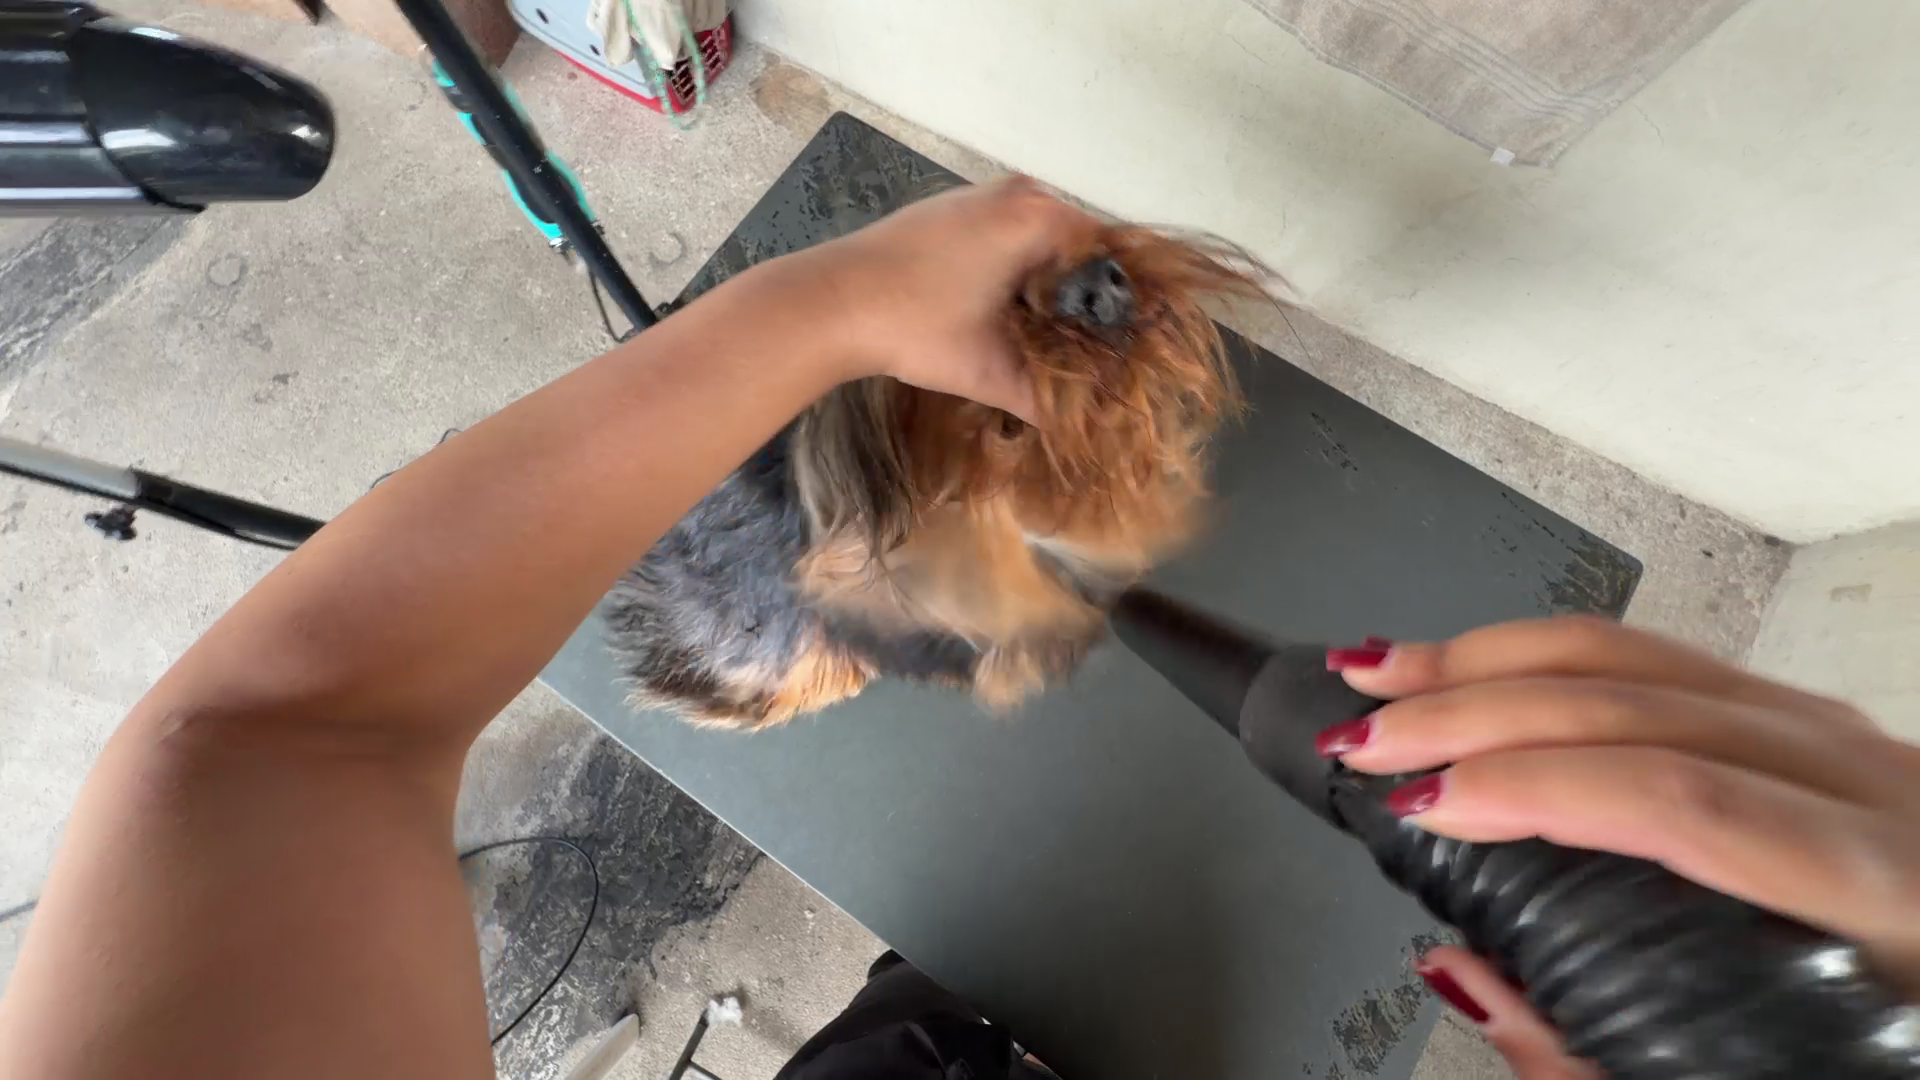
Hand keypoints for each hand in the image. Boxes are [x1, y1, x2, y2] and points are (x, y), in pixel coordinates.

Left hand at [786, 176, 1098, 422]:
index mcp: (1039, 217)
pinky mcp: (951, 212)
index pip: (1109, 255)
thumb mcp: (987, 370)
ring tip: (1057, 339)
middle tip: (1094, 350)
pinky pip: (1008, 239)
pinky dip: (1018, 274)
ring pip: (1040, 245)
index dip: (1120, 303)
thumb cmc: (916, 328)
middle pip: (1077, 249)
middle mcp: (1018, 193)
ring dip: (1050, 289)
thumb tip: (1080, 425)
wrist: (829, 303)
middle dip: (1085, 299)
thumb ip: (1041, 397)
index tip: (1123, 345)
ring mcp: (980, 197)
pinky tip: (1010, 314)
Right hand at [1322, 617, 1919, 1077]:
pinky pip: (1616, 644)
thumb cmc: (1885, 1039)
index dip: (1526, 788)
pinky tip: (1442, 658)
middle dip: (1462, 717)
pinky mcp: (1758, 697)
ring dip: (1467, 661)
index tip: (1420, 806)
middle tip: (1362, 742)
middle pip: (1618, 709)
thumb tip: (1455, 971)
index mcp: (1882, 886)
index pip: (1675, 801)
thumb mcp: (1754, 1077)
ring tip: (1374, 676)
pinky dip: (1509, 646)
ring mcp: (1803, 722)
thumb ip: (1590, 1052)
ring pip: (1607, 653)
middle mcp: (1852, 780)